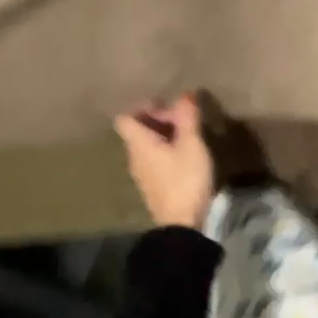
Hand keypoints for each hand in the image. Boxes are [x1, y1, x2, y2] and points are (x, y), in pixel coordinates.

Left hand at [113, 92, 215, 229]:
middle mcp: (134, 156)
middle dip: (159, 119)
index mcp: (139, 143)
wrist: (182, 224)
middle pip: (137, 130)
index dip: (143, 107)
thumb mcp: (191, 143)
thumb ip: (187, 117)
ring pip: (146, 145)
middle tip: (183, 118)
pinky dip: (165, 151)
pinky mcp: (152, 186)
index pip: (126, 118)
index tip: (165, 104)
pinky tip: (186, 155)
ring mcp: (141, 173)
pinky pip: (153, 159)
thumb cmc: (185, 178)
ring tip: (188, 135)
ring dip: (164, 135)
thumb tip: (184, 93)